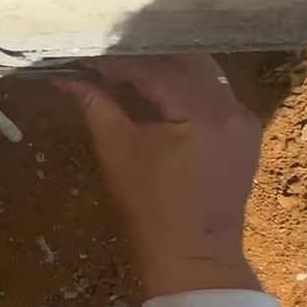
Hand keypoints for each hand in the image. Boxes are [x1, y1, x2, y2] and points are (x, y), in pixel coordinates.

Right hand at [57, 55, 263, 299]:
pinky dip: (182, 84)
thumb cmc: (147, 203)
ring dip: (163, 65)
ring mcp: (243, 119)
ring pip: (202, 73)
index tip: (81, 56)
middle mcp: (231, 108)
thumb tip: (62, 75)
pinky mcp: (244, 131)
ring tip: (123, 67)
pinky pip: (212, 92)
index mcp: (201, 113)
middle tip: (102, 54)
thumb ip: (94, 102)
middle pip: (184, 60)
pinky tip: (153, 89)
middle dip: (141, 54)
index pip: (152, 68)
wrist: (192, 253)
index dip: (113, 60)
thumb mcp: (114, 148)